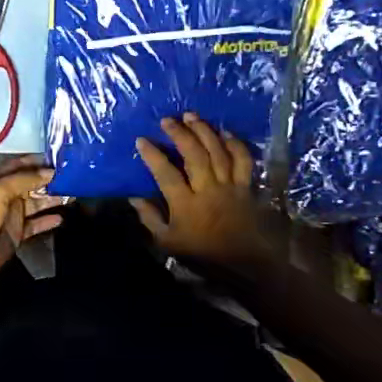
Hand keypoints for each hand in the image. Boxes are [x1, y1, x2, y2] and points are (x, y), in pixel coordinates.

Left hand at [0, 156, 66, 282]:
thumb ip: (23, 180)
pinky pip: (35, 225)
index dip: (36, 162)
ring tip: (74, 195)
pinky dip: (48, 221)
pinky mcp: (17, 235)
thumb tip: (49, 172)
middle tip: (74, 177)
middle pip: (30, 185)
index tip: (59, 159)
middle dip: (49, 181)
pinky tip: (62, 217)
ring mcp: (11, 216)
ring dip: (52, 199)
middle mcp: (5, 196)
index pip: (19, 166)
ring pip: (36, 204)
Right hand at [132, 114, 282, 264]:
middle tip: (167, 120)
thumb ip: (150, 218)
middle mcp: (208, 190)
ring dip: (204, 131)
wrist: (246, 265)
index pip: (166, 173)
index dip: (153, 155)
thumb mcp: (167, 243)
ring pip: (218, 152)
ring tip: (192, 116)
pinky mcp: (247, 187)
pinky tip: (224, 132)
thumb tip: (134, 198)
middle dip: (180, 134)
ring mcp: (230, 186)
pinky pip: (243, 161)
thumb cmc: (203, 255)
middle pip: (194, 155)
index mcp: (186, 205)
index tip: (142, 140)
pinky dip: (235, 144)